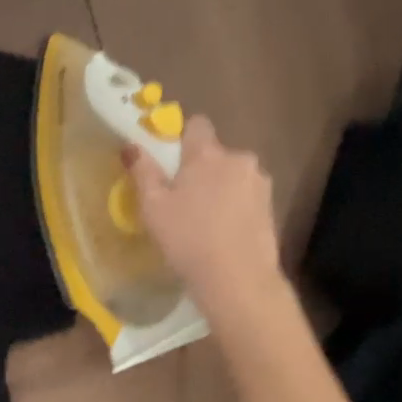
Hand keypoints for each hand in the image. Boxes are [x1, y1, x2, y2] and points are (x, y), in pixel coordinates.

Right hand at [126, 116, 282, 307]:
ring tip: (204, 223)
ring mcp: (259, 181)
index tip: (170, 163)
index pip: (197, 125)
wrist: (237, 277)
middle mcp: (238, 158)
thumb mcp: (153, 208)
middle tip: (182, 202)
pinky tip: (223, 234)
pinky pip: (246, 197)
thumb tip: (131, 145)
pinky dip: (234, 208)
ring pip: (232, 176)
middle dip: (200, 170)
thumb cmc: (187, 239)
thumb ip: (143, 172)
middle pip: (215, 154)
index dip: (182, 139)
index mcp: (207, 154)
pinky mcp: (271, 205)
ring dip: (219, 189)